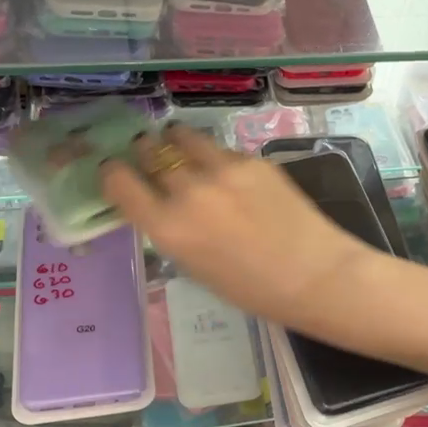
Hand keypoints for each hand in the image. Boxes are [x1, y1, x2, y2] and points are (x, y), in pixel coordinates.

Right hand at [100, 125, 377, 327]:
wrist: (314, 275)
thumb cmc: (252, 289)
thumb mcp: (196, 267)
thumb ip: (172, 230)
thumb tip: (161, 204)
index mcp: (167, 228)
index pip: (118, 181)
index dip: (113, 173)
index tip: (115, 172)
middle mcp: (187, 192)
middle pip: (149, 152)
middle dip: (144, 153)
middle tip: (149, 156)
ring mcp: (221, 170)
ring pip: (182, 137)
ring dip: (174, 141)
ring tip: (179, 147)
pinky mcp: (252, 159)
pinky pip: (219, 148)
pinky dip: (212, 154)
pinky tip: (223, 168)